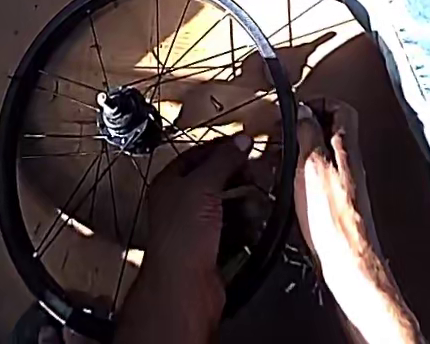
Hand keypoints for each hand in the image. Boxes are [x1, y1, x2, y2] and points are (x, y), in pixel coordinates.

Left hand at [113, 134, 249, 343]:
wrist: (184, 288)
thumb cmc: (181, 236)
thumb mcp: (203, 186)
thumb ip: (223, 161)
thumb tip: (239, 141)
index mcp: (170, 182)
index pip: (197, 155)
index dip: (220, 148)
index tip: (242, 145)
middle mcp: (180, 204)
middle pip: (212, 180)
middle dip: (235, 176)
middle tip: (256, 171)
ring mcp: (195, 229)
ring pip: (225, 206)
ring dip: (243, 202)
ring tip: (259, 199)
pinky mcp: (211, 251)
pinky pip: (232, 231)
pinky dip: (245, 226)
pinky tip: (255, 223)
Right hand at [293, 101, 422, 343]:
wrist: (348, 267)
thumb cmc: (332, 219)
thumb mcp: (311, 164)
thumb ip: (307, 133)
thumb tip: (302, 109)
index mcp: (346, 147)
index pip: (342, 108)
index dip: (319, 101)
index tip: (297, 107)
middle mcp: (348, 163)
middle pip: (329, 129)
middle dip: (303, 125)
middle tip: (282, 128)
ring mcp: (343, 184)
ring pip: (320, 153)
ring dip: (298, 149)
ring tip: (277, 154)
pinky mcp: (334, 205)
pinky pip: (315, 176)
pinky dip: (298, 173)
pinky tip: (283, 183)